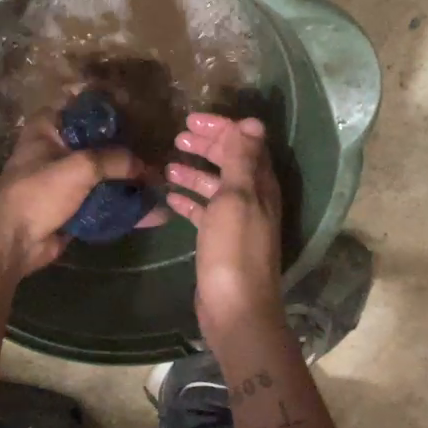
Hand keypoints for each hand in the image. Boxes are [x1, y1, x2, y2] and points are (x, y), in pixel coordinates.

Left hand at [0, 115, 151, 275]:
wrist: (12, 241)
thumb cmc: (38, 192)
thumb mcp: (79, 167)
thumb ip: (115, 160)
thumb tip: (146, 167)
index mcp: (48, 128)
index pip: (81, 106)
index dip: (110, 107)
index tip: (140, 108)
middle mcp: (57, 150)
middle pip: (99, 143)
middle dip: (129, 150)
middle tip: (162, 150)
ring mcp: (65, 181)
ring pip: (105, 176)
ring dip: (131, 182)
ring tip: (166, 184)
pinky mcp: (73, 208)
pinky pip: (105, 203)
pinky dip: (126, 208)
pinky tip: (156, 213)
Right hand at [165, 114, 285, 336]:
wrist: (235, 307)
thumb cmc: (233, 249)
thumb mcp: (237, 198)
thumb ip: (241, 160)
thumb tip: (250, 122)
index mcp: (260, 185)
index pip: (245, 143)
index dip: (221, 128)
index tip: (190, 120)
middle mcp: (253, 199)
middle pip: (231, 162)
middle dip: (206, 146)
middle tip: (176, 138)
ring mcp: (236, 221)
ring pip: (215, 186)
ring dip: (194, 172)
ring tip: (167, 165)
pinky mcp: (220, 241)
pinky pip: (204, 211)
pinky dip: (189, 200)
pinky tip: (169, 199)